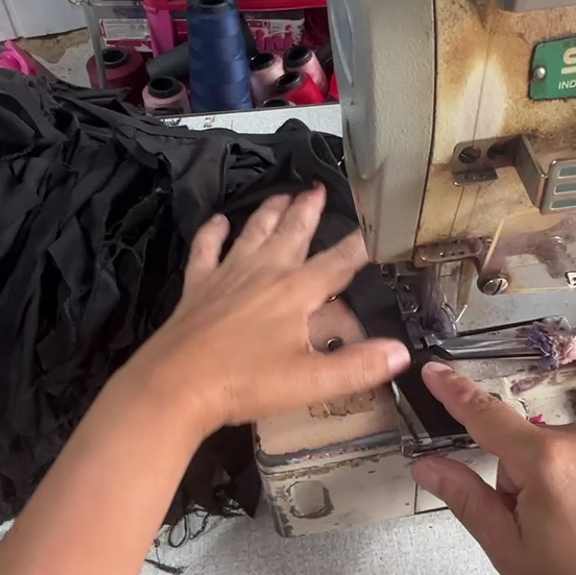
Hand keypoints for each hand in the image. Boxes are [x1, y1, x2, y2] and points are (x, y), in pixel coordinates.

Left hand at [115, 186, 410, 436]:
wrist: (174, 386)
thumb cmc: (245, 383)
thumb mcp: (310, 382)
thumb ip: (358, 366)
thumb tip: (401, 352)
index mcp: (296, 291)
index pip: (338, 262)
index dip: (361, 245)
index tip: (377, 227)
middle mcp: (264, 272)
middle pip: (293, 232)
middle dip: (309, 210)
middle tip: (319, 188)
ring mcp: (228, 275)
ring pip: (254, 232)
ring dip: (271, 212)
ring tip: (283, 195)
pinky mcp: (197, 285)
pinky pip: (207, 249)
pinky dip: (213, 232)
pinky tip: (219, 221)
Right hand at [410, 361, 575, 574]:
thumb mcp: (509, 549)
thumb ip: (465, 498)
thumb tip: (428, 466)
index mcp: (544, 460)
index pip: (484, 415)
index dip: (454, 391)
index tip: (433, 370)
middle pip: (524, 443)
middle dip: (520, 477)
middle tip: (538, 529)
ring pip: (558, 449)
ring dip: (554, 477)